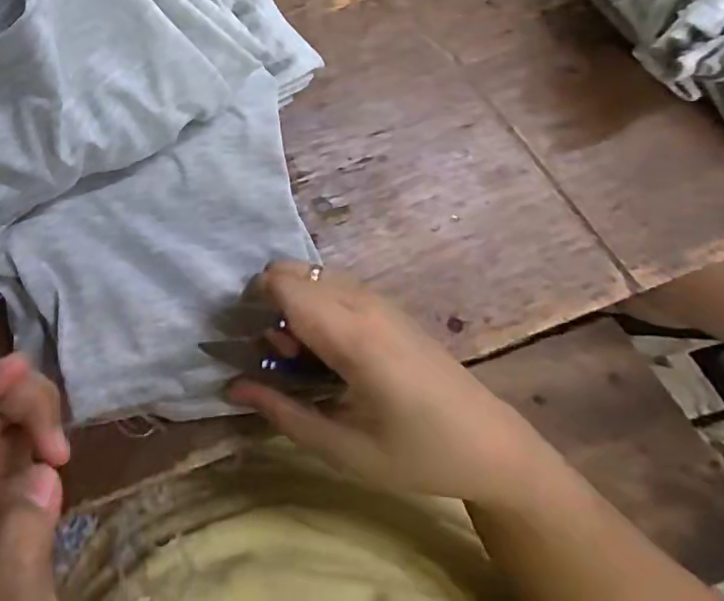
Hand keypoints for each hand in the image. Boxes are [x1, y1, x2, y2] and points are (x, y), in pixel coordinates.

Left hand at [0, 352, 70, 600]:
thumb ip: (20, 551)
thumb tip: (44, 475)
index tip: (22, 369)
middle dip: (19, 397)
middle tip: (60, 445)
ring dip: (35, 407)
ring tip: (62, 452)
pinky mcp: (8, 480)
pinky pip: (19, 428)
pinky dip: (42, 423)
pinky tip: (59, 455)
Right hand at [226, 262, 558, 506]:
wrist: (491, 444)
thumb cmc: (416, 453)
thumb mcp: (343, 448)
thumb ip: (282, 413)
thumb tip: (232, 387)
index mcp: (351, 334)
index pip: (282, 284)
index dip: (254, 302)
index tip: (253, 343)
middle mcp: (362, 302)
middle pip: (292, 270)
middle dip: (271, 303)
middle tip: (282, 355)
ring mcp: (378, 298)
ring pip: (313, 274)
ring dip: (294, 302)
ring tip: (308, 357)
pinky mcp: (388, 304)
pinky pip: (334, 283)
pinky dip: (316, 303)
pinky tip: (333, 350)